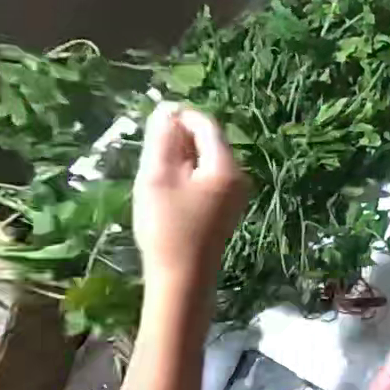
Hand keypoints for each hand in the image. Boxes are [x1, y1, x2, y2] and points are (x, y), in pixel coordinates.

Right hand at [134, 103, 247, 290]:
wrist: (182, 279)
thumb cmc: (167, 227)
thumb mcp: (158, 177)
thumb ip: (162, 139)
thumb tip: (168, 110)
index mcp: (226, 167)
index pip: (207, 125)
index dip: (180, 118)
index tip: (152, 124)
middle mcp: (238, 178)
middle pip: (210, 142)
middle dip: (180, 140)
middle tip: (150, 155)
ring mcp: (235, 196)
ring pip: (207, 162)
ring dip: (181, 159)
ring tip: (155, 175)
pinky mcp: (226, 211)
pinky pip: (209, 180)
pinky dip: (188, 177)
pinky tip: (168, 192)